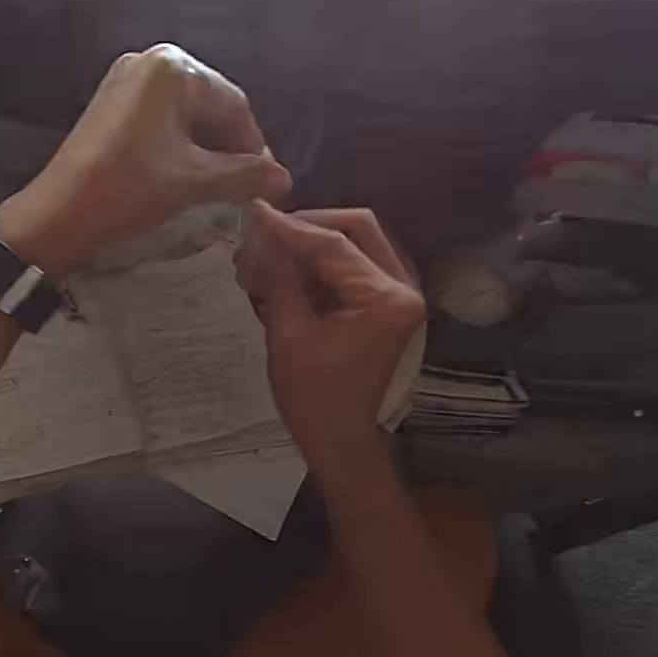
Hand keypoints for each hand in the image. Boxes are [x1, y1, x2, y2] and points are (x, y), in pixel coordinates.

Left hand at [0, 44, 291, 276]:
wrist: (59, 215)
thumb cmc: (128, 190)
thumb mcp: (193, 182)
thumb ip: (244, 176)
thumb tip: (284, 180)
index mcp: (174, 68)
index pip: (235, 107)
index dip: (255, 149)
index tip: (267, 186)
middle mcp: (150, 62)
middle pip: (210, 108)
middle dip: (230, 151)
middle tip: (245, 191)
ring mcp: (126, 81)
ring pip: (186, 118)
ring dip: (207, 153)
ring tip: (218, 190)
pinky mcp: (111, 105)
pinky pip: (161, 124)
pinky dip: (179, 150)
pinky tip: (185, 178)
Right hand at [238, 202, 425, 476]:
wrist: (344, 443)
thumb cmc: (315, 400)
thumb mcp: (288, 336)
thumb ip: (276, 279)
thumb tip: (256, 235)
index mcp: (386, 299)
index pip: (333, 244)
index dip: (288, 227)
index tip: (252, 213)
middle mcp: (405, 288)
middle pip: (357, 228)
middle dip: (307, 226)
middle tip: (265, 235)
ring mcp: (402, 295)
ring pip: (358, 244)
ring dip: (313, 245)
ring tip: (270, 258)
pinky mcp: (389, 306)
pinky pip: (356, 267)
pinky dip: (322, 266)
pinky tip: (289, 276)